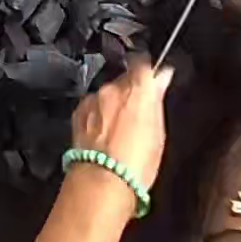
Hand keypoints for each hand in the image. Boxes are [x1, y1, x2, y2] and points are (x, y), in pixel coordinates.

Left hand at [70, 53, 174, 189]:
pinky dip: (100, 112)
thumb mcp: (158, 132)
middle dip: (132, 90)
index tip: (153, 77)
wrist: (102, 178)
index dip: (148, 69)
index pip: (141, 63)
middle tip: (140, 113)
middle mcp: (111, 88)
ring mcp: (92, 98)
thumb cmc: (138, 161)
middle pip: (124, 79)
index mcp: (136, 90)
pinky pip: (93, 104)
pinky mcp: (78, 110)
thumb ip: (156, 99)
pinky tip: (105, 132)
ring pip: (107, 93)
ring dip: (114, 102)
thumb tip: (161, 77)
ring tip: (122, 128)